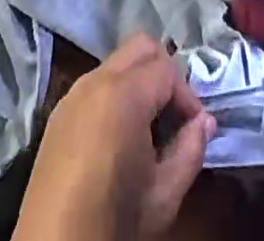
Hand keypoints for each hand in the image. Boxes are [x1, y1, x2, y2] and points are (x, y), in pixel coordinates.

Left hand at [14, 35, 215, 240]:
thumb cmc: (115, 217)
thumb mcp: (165, 193)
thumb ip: (190, 149)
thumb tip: (204, 121)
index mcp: (123, 94)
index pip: (168, 68)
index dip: (188, 96)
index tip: (195, 128)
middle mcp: (95, 80)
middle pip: (140, 47)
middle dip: (164, 73)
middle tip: (174, 116)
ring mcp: (72, 93)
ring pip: (117, 62)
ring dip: (140, 82)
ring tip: (150, 128)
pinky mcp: (59, 111)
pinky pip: (96, 83)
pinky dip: (116, 93)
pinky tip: (120, 136)